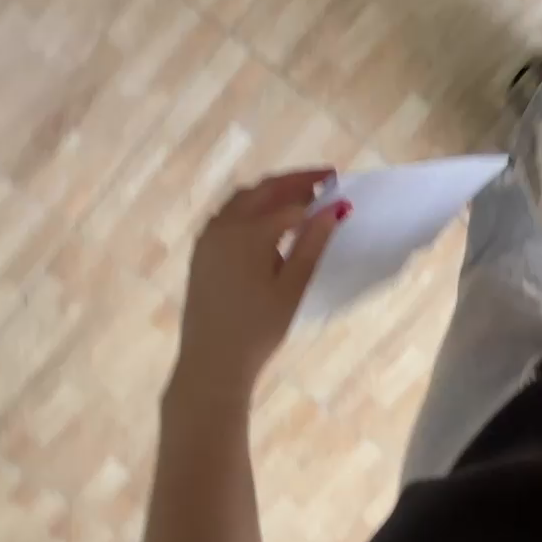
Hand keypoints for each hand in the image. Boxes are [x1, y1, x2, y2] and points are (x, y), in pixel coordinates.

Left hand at [170, 169, 350, 414]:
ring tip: (300, 197)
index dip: (317, 193)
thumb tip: (336, 208)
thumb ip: (313, 243)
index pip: (290, 202)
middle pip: (262, 190)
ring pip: (242, 200)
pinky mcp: (201, 252)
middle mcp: (223, 227)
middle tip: (324, 179)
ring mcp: (208, 239)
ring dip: (271, 192)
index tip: (340, 187)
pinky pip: (228, 215)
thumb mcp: (293, 286)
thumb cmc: (259, 328)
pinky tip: (268, 220)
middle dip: (294, 181)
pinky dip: (251, 207)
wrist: (212, 362)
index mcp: (248, 233)